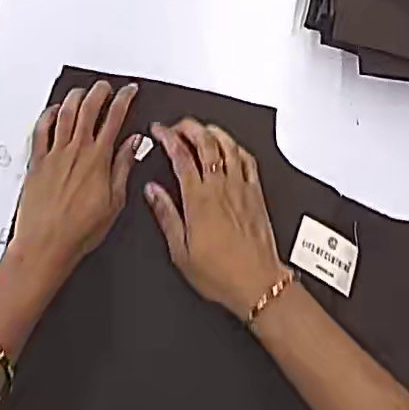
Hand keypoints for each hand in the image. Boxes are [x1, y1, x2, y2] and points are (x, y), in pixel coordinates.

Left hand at [7, 81, 140, 279]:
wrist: (46, 245)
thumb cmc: (79, 230)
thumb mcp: (115, 202)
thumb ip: (123, 167)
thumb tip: (133, 144)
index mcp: (98, 159)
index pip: (114, 117)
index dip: (123, 99)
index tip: (129, 91)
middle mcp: (76, 150)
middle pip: (88, 107)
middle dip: (99, 91)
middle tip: (106, 86)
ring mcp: (54, 154)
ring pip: (65, 113)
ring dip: (75, 96)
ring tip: (82, 91)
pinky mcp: (37, 162)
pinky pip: (41, 130)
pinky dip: (47, 115)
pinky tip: (53, 110)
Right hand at [144, 120, 289, 321]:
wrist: (256, 283)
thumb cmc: (220, 273)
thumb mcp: (180, 251)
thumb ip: (165, 215)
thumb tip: (152, 192)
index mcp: (199, 199)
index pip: (181, 155)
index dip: (167, 137)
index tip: (159, 131)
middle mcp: (220, 187)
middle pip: (205, 141)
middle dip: (188, 126)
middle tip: (177, 126)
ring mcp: (240, 187)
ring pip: (227, 145)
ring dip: (211, 131)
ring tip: (200, 129)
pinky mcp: (256, 192)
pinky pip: (247, 159)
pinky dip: (236, 146)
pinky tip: (229, 146)